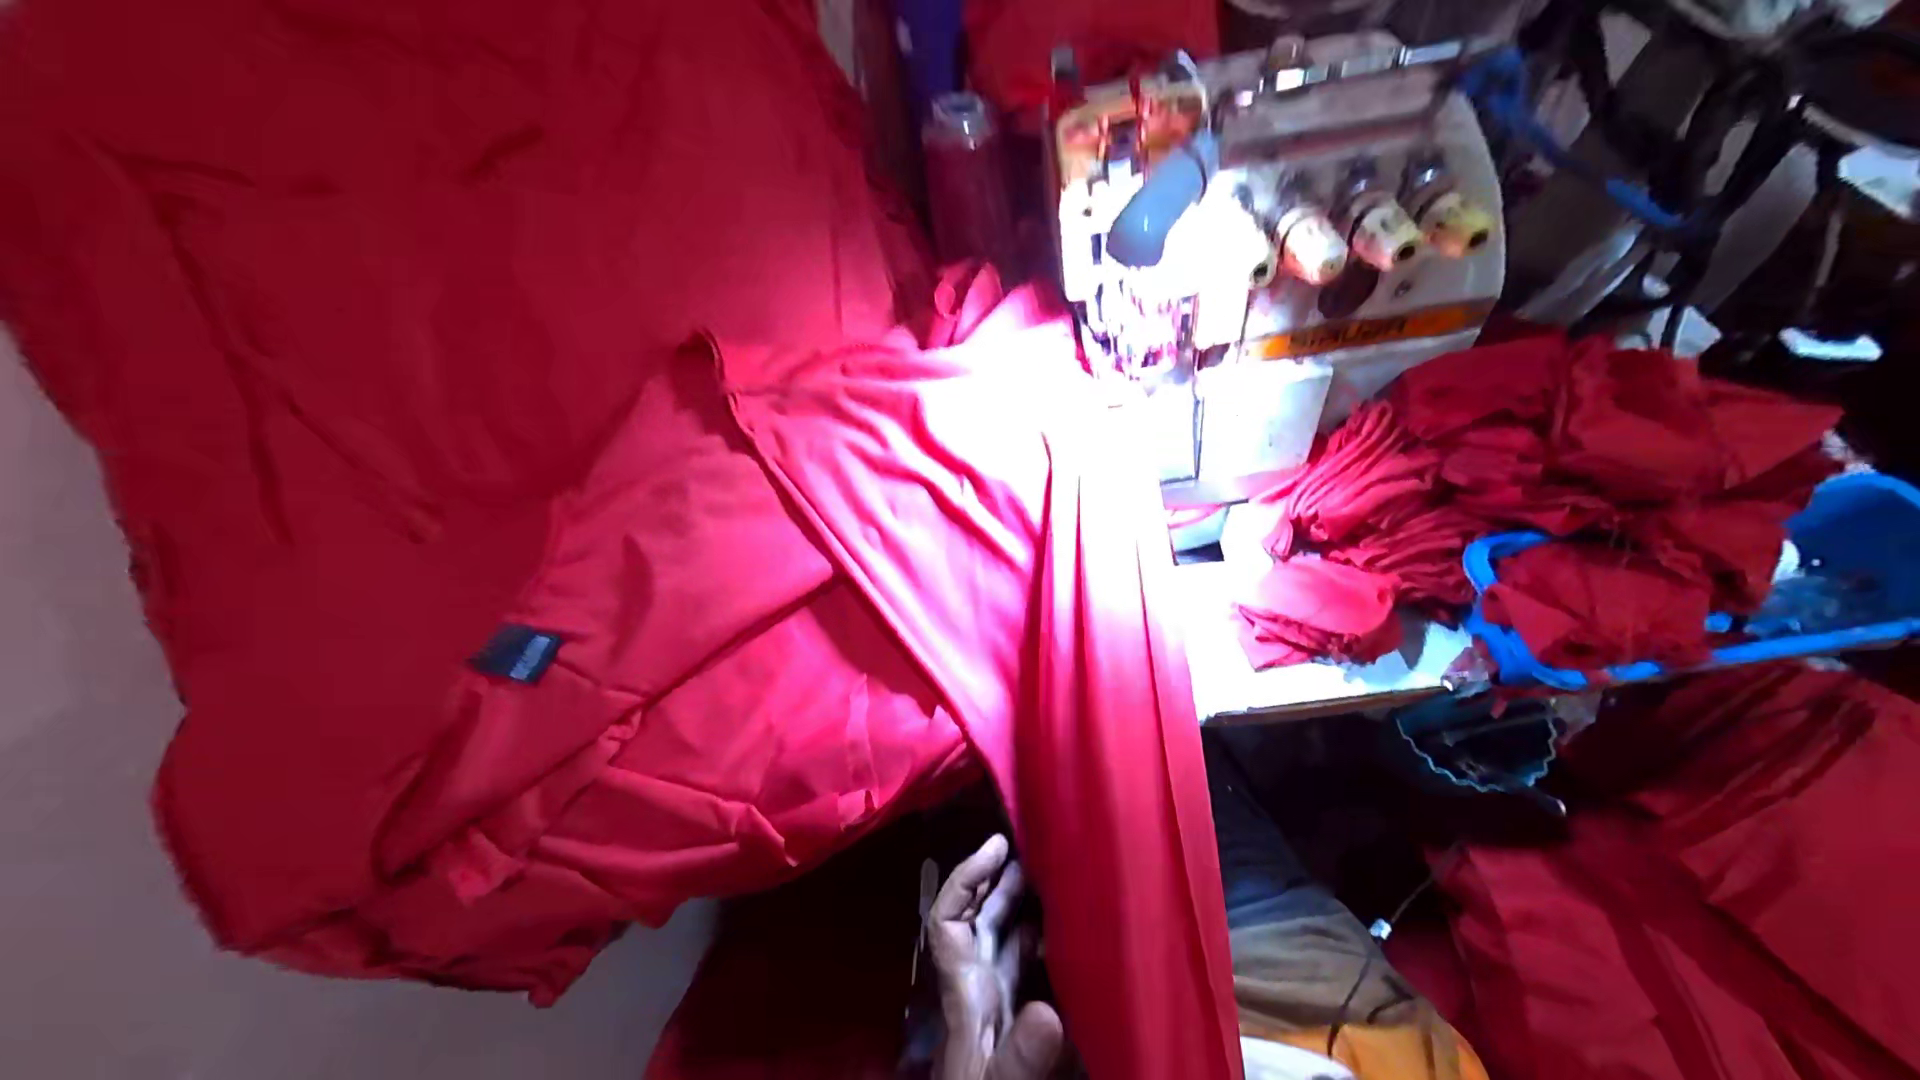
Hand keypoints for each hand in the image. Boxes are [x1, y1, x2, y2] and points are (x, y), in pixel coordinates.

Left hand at [929, 835, 1065, 1079]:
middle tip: (1032, 849)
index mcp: (964, 990)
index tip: (997, 845)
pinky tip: (1056, 928)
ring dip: (1018, 903)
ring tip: (1046, 874)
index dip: (966, 877)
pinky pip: (1020, 963)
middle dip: (999, 880)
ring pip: (999, 936)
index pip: (948, 919)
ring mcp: (994, 999)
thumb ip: (1021, 1058)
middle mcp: (975, 984)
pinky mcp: (1014, 1016)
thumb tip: (1047, 1014)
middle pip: (977, 918)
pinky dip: (1034, 938)